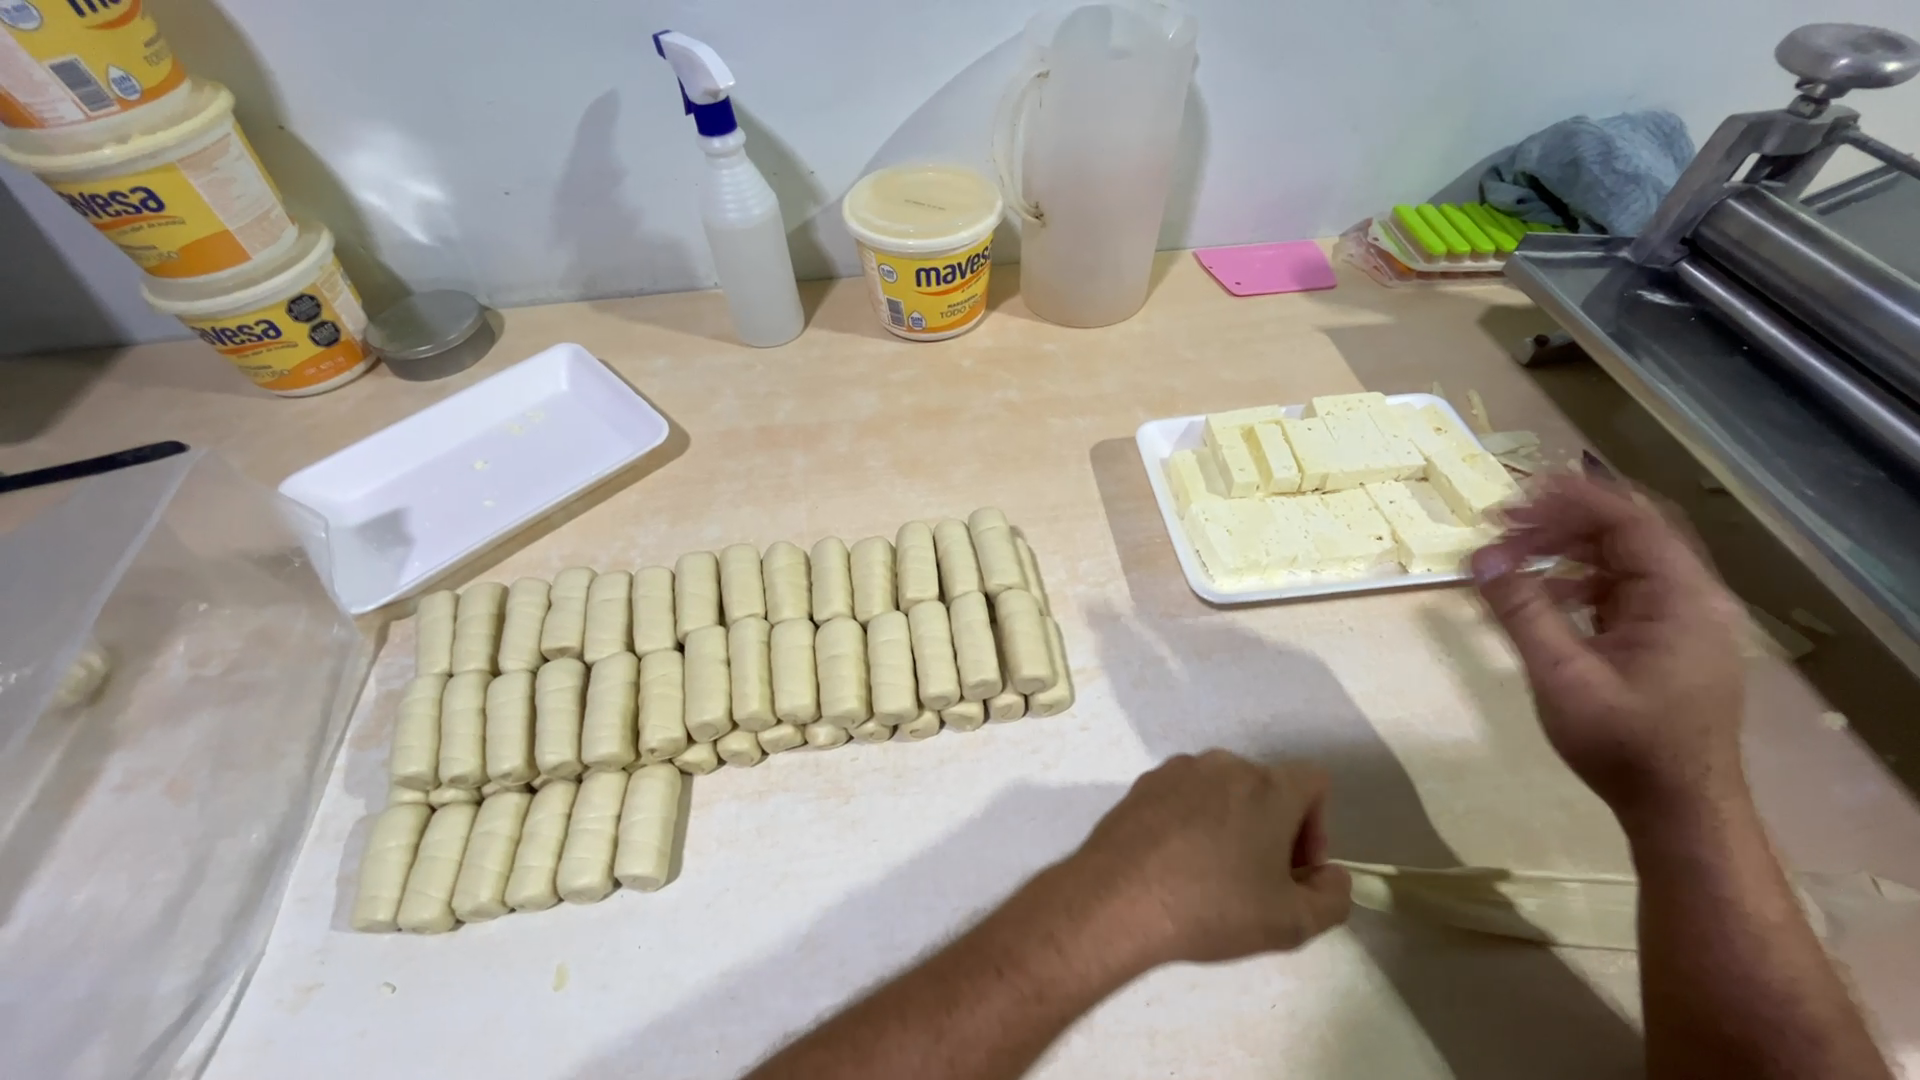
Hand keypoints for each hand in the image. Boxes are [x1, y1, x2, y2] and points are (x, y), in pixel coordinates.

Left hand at [1065, 752, 1349, 964]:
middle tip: (1259, 879)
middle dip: (1274, 829)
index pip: (1314, 780)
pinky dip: (1191, 821)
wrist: (1117, 899)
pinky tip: (1175, 864)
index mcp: (1266, 786)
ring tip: (1212, 875)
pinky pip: (1183, 797)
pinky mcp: (1142, 785)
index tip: (1297, 867)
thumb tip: (1332, 875)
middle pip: (1266, 787)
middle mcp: (1222, 765)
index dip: (1318, 824)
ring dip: (1231, 823)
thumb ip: (1332, 897)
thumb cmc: (1213, 907)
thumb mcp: (1292, 923)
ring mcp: (1176, 770)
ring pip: (1222, 791)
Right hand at [1472, 473, 1747, 824]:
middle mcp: (1692, 599)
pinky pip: (1623, 589)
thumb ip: (1522, 610)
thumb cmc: (1623, 743)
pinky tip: (1543, 595)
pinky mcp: (1667, 640)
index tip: (1510, 501)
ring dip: (1567, 548)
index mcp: (1681, 599)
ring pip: (1625, 559)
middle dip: (1563, 520)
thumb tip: (1481, 558)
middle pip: (1630, 533)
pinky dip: (1579, 579)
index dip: (1570, 501)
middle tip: (1501, 525)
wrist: (1679, 807)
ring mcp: (1683, 620)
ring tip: (1512, 555)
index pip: (1630, 522)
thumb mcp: (1562, 675)